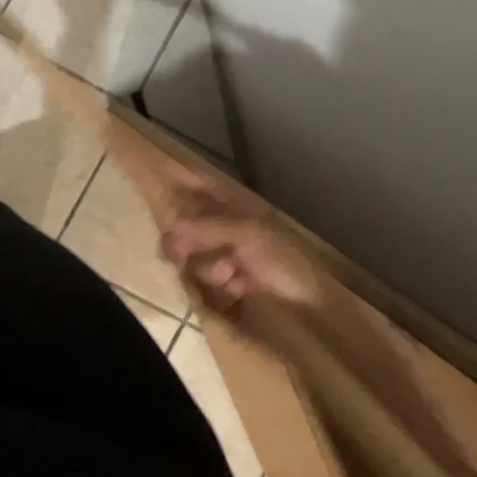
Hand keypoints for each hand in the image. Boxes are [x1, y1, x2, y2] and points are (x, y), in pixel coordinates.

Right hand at [161, 168, 322, 312]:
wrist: (314, 305)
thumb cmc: (284, 260)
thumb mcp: (246, 235)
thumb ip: (208, 227)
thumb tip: (172, 225)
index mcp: (239, 209)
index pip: (205, 186)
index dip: (184, 176)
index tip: (162, 170)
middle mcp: (233, 228)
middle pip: (193, 226)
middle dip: (184, 240)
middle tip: (177, 254)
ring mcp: (235, 255)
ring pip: (199, 256)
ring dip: (207, 267)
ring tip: (228, 276)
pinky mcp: (238, 282)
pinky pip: (212, 281)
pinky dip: (220, 286)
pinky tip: (236, 290)